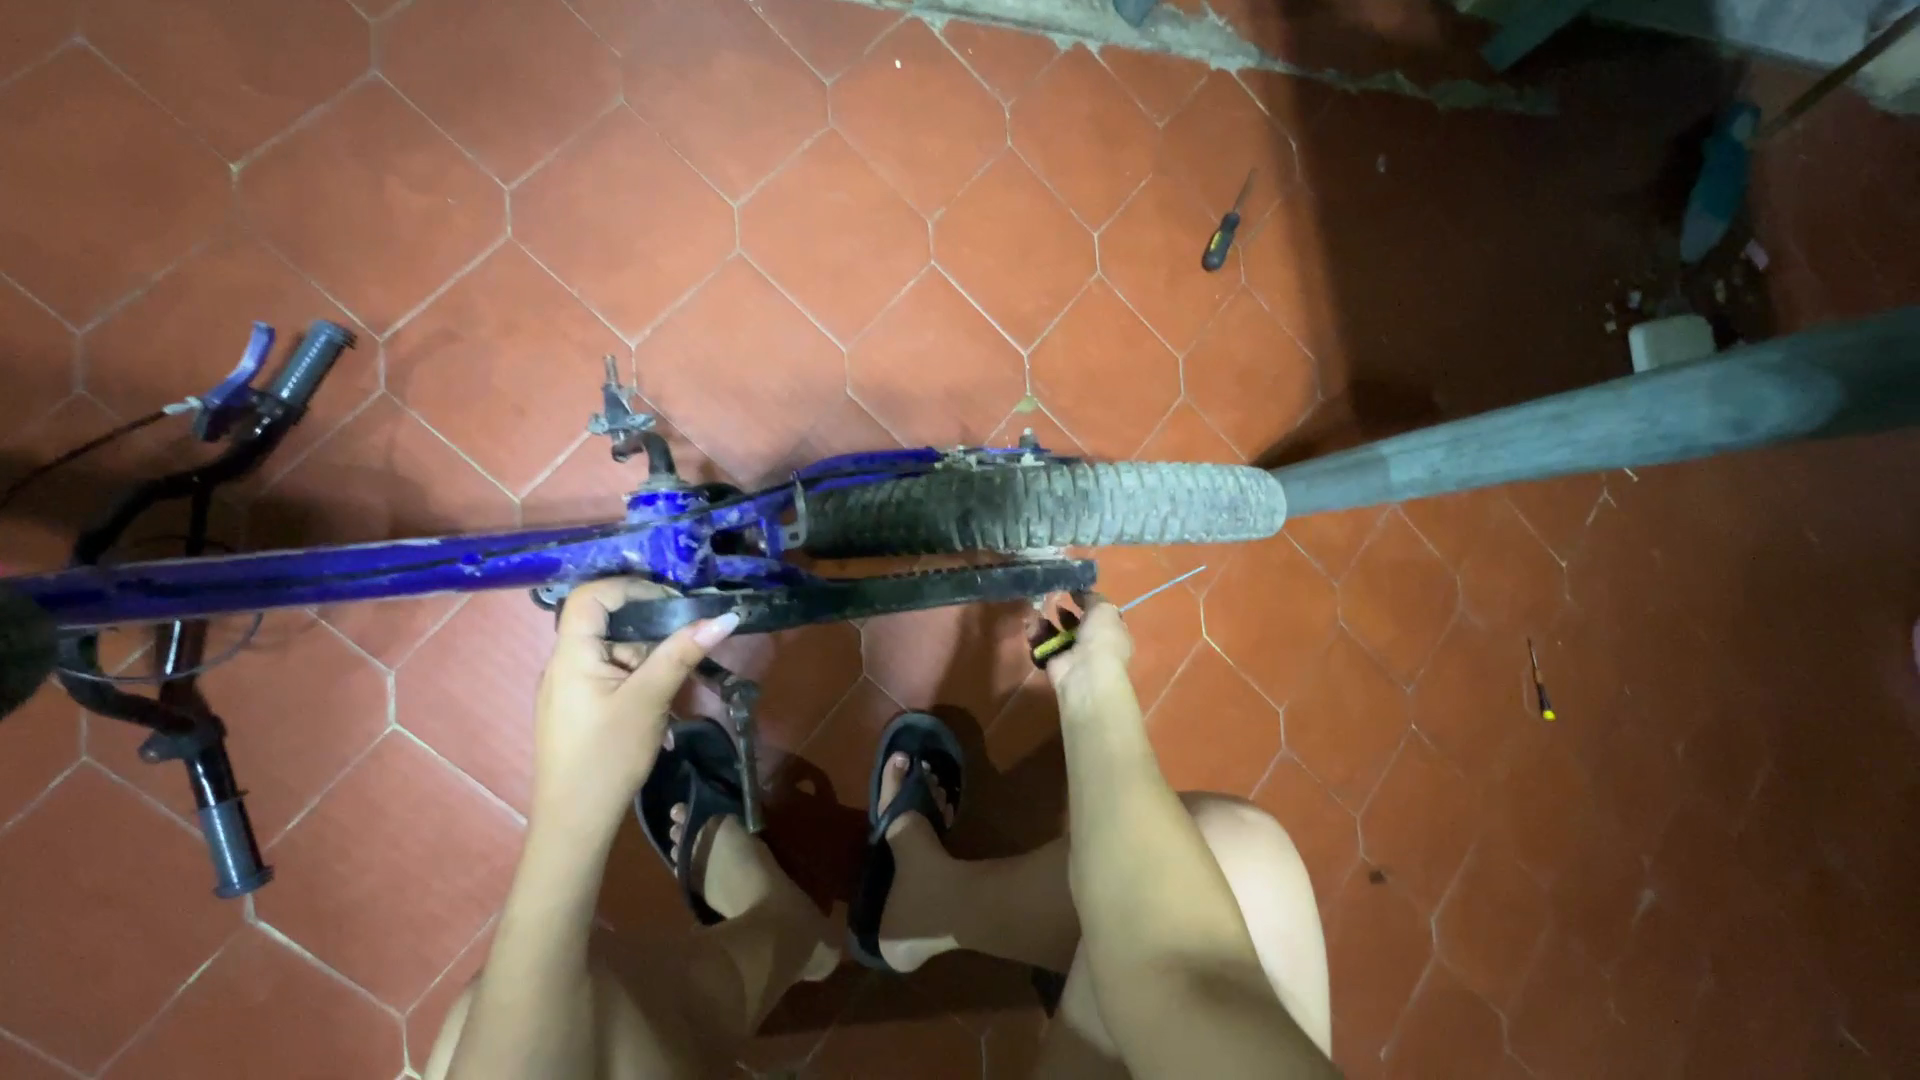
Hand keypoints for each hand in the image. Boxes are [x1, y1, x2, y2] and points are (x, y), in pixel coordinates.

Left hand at [532, 578, 737, 832]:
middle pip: (609, 623)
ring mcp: (571, 688)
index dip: (632, 587)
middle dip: (652, 628)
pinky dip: (641, 679)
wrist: (575, 823)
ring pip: (616, 652)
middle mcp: (565, 664)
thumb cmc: (607, 756)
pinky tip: (662, 705)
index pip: (593, 596)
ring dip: (651, 658)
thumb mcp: (649, 700)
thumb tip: (725, 616)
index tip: (675, 603)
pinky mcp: (580, 709)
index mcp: (571, 654)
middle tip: (690, 642)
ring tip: (681, 684)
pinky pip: (613, 676)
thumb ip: (682, 654)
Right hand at [1040, 591, 1132, 693]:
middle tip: (1052, 599)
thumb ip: (1093, 598)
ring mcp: (1074, 656)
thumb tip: (1082, 592)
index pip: (1100, 616)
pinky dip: (1036, 635)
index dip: (1087, 602)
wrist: (1085, 672)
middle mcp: (1094, 645)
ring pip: (1057, 635)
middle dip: (1063, 612)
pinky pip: (1043, 646)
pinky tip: (1031, 625)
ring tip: (1037, 611)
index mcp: (1112, 633)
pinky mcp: (1054, 663)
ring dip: (1045, 622)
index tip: (1072, 590)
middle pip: (1076, 625)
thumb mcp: (1104, 609)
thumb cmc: (1101, 637)